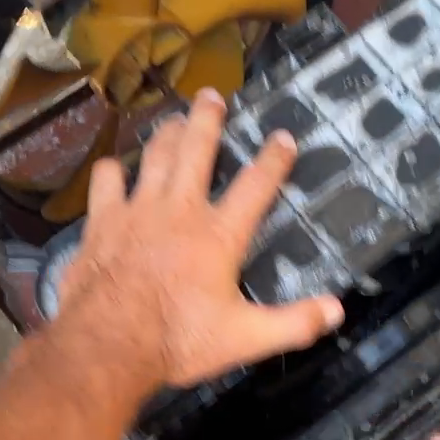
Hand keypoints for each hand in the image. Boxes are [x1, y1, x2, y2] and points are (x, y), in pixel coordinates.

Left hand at [55, 89, 344, 388]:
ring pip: (154, 156)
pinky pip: (107, 180)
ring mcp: (137, 210)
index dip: (274, 160)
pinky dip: (113, 171)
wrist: (109, 344)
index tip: (284, 138)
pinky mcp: (102, 221)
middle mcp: (181, 210)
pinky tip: (115, 168)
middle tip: (212, 95)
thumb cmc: (181, 340)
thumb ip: (294, 324)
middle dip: (207, 120)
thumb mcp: (247, 339)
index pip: (256, 186)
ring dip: (166, 133)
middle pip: (197, 150)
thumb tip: (337, 311)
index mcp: (220, 235)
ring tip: (173, 118)